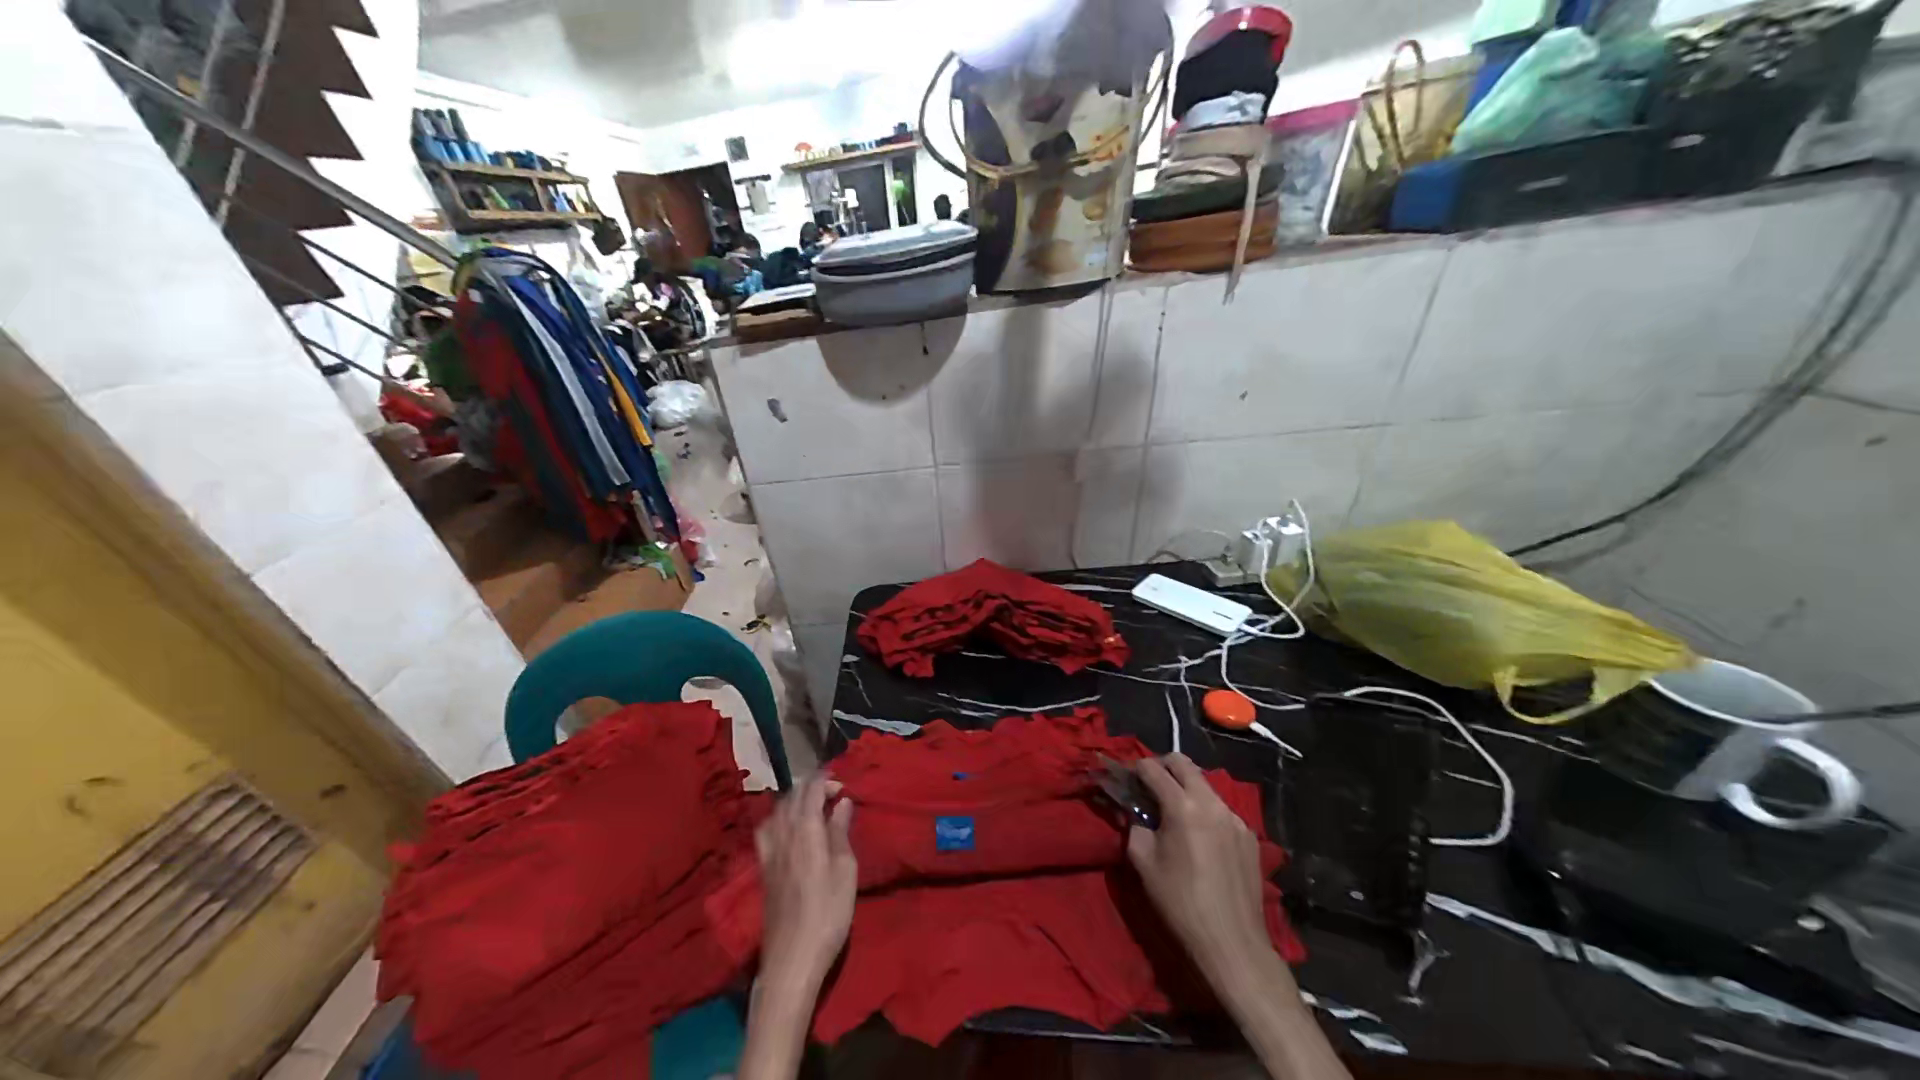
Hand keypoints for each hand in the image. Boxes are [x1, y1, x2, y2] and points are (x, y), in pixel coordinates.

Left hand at [756, 778, 856, 991]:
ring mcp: (769, 852)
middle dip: (810, 788)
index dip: (825, 781)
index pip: (810, 791)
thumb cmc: (827, 914)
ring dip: (794, 800)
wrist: (791, 959)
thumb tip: (842, 803)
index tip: (842, 783)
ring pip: (777, 811)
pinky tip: (788, 828)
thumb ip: (840, 832)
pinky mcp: (763, 869)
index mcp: (804, 830)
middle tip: (833, 793)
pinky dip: (779, 817)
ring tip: (813, 806)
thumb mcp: (845, 871)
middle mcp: (782, 834)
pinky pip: (767, 829)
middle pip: (791, 797)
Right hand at [1126, 754, 1274, 979]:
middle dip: (1162, 767)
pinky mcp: (1249, 836)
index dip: (1135, 769)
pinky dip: (1204, 811)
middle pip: (1183, 764)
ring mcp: (1235, 818)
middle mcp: (1213, 803)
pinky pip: (1221, 810)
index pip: (1153, 769)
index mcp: (1183, 807)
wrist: (1231, 942)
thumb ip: (1134, 826)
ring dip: (1185, 789)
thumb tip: (1134, 812)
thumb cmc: (1179, 902)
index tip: (1125, 779)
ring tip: (1174, 815)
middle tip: (1148, 786)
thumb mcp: (1143, 862)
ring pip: (1205, 786)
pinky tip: (1199, 838)